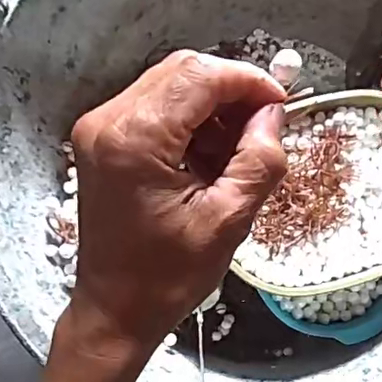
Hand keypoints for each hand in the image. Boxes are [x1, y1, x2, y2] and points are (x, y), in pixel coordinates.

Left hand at [69, 50, 287, 345]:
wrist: (115, 309)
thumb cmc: (166, 278)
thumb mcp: (227, 222)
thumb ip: (259, 161)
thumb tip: (274, 116)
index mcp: (134, 140)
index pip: (200, 76)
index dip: (249, 81)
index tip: (281, 104)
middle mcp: (108, 122)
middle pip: (183, 72)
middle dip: (231, 93)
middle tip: (264, 128)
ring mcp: (100, 130)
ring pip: (170, 87)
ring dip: (212, 110)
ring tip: (235, 154)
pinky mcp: (103, 143)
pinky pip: (156, 110)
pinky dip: (190, 124)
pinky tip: (208, 159)